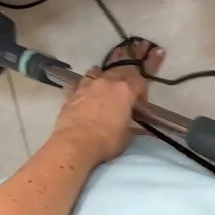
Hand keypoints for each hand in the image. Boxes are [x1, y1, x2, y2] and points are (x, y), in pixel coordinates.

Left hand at [47, 40, 159, 164]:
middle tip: (123, 96)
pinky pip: (80, 83)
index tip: (139, 104)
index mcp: (125, 91)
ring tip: (103, 90)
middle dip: (124, 81)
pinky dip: (84, 87)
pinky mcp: (72, 92)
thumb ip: (130, 125)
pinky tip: (85, 95)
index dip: (142, 92)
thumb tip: (133, 126)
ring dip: (102, 78)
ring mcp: (88, 85)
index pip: (139, 82)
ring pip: (97, 72)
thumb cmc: (106, 140)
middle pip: (119, 72)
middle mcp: (107, 82)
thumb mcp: (126, 136)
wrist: (75, 142)